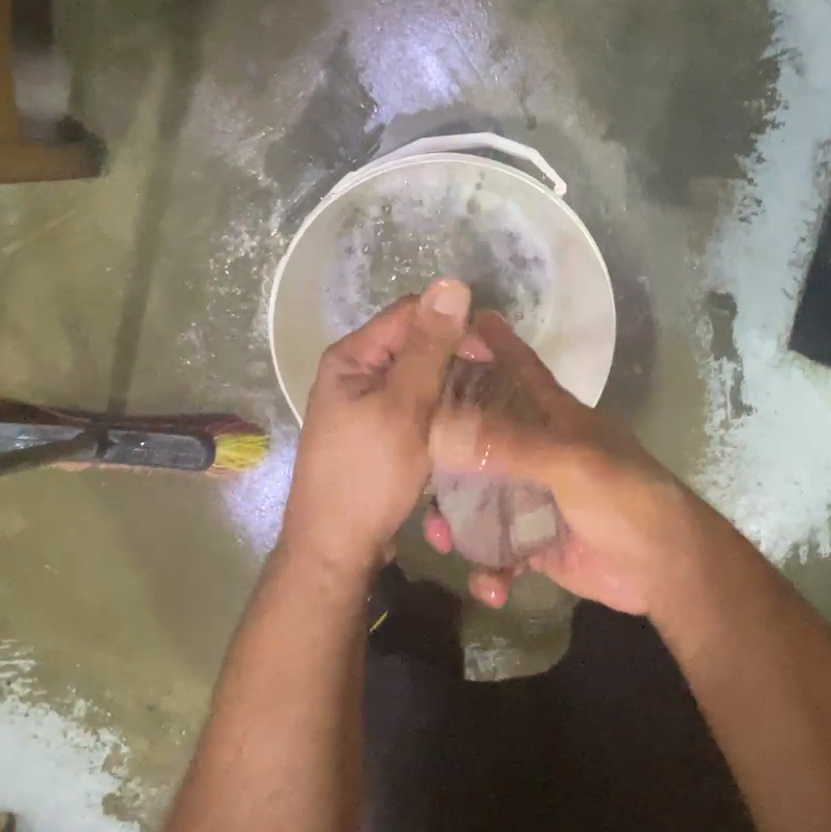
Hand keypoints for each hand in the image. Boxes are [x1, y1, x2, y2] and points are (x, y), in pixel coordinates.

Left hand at [282, 278, 472, 576]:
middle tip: (495, 387)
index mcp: (351, 356)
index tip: (492, 357)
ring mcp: (365, 404)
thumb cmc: (367, 477)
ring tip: (486, 406)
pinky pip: (416, 405)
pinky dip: (440, 409)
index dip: (454, 326)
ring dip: (451, 385)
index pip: (412, 314)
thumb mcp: (403, 408)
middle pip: (416, 343)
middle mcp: (355, 372)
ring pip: (420, 377)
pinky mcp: (378, 432)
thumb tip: (454, 282)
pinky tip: (464, 426)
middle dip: (456, 357)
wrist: (335, 549)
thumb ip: (429, 348)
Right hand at [424, 312, 722, 617]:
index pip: (520, 370)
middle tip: (407, 464)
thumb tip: (439, 427)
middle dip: (444, 453)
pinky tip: (491, 585)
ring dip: (456, 521)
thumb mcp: (569, 462)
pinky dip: (490, 568)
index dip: (494, 345)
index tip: (459, 322)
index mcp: (555, 418)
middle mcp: (540, 451)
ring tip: (439, 539)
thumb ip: (507, 445)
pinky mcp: (536, 543)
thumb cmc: (625, 497)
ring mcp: (535, 499)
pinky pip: (498, 550)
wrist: (665, 568)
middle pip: (481, 439)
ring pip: (479, 499)